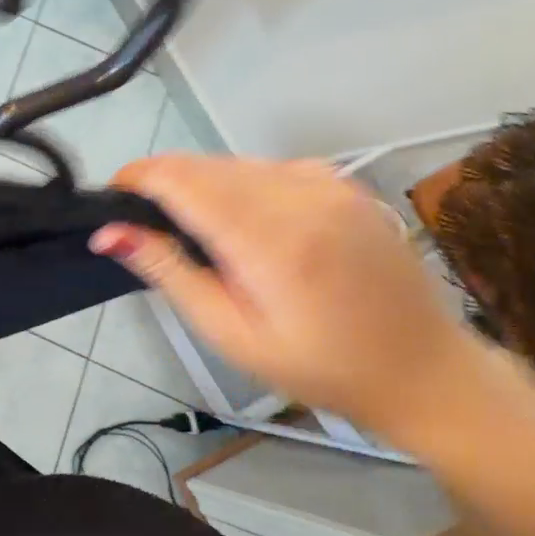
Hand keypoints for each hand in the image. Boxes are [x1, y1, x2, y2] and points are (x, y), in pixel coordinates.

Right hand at [91, 156, 480, 434]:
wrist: (426, 374)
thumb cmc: (318, 366)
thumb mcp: (230, 332)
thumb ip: (168, 272)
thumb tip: (108, 232)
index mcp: (271, 240)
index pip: (180, 178)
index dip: (135, 178)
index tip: (110, 199)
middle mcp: (302, 198)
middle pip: (202, 164)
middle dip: (162, 182)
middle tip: (144, 224)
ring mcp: (331, 186)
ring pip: (232, 161)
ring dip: (199, 182)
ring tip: (193, 228)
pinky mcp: (346, 186)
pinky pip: (269, 166)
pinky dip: (240, 182)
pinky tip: (245, 218)